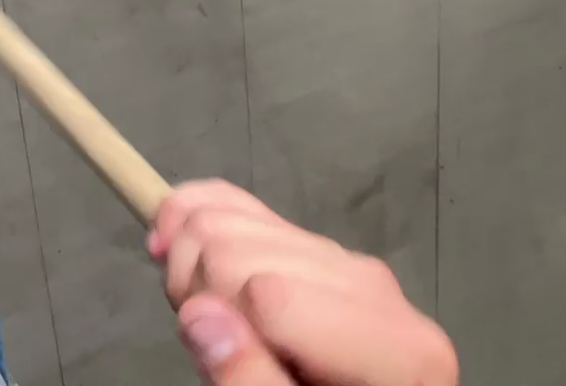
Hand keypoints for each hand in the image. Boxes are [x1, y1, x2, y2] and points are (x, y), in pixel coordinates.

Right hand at [149, 180, 456, 385]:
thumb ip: (251, 384)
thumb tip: (202, 315)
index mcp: (396, 346)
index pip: (266, 293)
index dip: (225, 326)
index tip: (221, 363)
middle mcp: (371, 283)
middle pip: (234, 249)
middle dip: (198, 291)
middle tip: (205, 343)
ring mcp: (333, 252)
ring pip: (222, 218)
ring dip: (187, 261)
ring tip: (203, 315)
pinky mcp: (299, 237)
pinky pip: (229, 199)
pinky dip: (185, 212)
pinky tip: (169, 243)